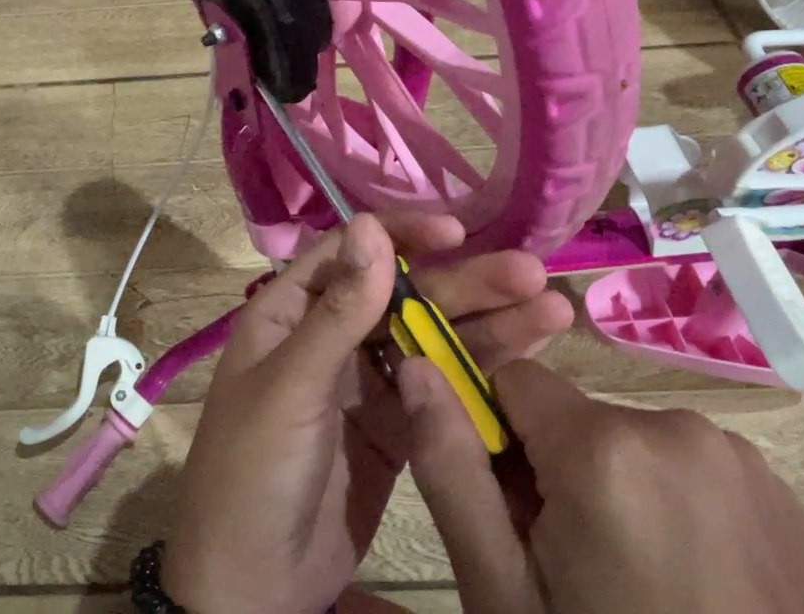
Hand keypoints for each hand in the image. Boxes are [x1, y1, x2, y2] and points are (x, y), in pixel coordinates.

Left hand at [165, 213, 574, 613]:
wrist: (252, 583)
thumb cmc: (253, 470)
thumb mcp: (291, 386)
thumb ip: (338, 311)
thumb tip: (370, 225)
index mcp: (289, 314)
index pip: (351, 254)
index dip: (403, 237)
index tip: (458, 232)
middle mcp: (329, 338)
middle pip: (404, 297)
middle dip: (465, 286)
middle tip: (532, 275)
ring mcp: (365, 385)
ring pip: (431, 342)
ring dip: (487, 328)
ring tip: (551, 312)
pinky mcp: (394, 430)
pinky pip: (441, 391)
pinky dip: (480, 377)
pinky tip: (527, 359)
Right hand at [401, 358, 803, 613]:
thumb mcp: (502, 590)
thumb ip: (451, 469)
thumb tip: (416, 367)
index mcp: (603, 448)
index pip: (515, 382)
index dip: (497, 438)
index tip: (512, 511)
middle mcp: (678, 428)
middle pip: (576, 420)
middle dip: (560, 474)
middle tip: (572, 568)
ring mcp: (741, 460)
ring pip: (632, 442)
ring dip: (618, 489)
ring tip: (636, 583)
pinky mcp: (784, 495)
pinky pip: (692, 469)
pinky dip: (675, 506)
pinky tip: (690, 582)